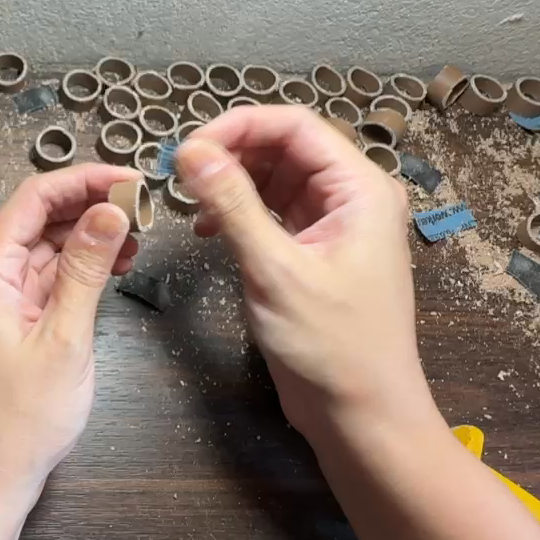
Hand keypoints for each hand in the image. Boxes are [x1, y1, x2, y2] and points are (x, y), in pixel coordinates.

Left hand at [0, 164, 140, 498]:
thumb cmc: (23, 416)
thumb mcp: (64, 337)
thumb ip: (85, 270)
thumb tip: (110, 210)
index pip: (32, 198)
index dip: (82, 180)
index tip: (130, 180)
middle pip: (36, 218)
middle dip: (89, 206)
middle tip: (143, 209)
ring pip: (43, 246)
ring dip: (87, 237)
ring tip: (137, 238)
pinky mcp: (7, 317)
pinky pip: (42, 276)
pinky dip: (76, 268)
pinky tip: (113, 267)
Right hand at [174, 105, 438, 447]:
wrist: (360, 412)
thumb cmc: (330, 342)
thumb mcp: (275, 268)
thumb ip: (232, 203)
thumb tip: (190, 150)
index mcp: (359, 188)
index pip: (295, 126)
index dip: (238, 126)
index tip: (186, 149)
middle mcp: (349, 196)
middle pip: (283, 147)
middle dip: (230, 153)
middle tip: (180, 175)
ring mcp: (330, 223)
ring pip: (273, 178)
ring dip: (229, 183)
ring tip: (190, 203)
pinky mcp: (311, 250)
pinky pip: (270, 211)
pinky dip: (236, 212)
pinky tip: (208, 229)